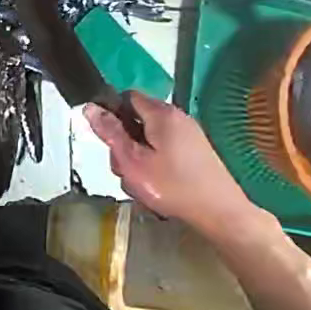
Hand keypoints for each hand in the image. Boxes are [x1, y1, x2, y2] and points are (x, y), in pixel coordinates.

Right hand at [84, 92, 255, 229]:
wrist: (220, 212)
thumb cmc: (173, 187)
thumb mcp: (132, 161)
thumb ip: (110, 133)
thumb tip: (90, 107)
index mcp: (162, 114)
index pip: (126, 97)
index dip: (112, 114)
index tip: (108, 141)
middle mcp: (178, 118)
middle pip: (137, 121)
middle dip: (125, 145)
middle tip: (127, 170)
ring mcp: (189, 135)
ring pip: (149, 140)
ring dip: (140, 160)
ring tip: (144, 184)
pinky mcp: (195, 152)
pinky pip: (164, 151)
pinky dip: (156, 166)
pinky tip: (158, 187)